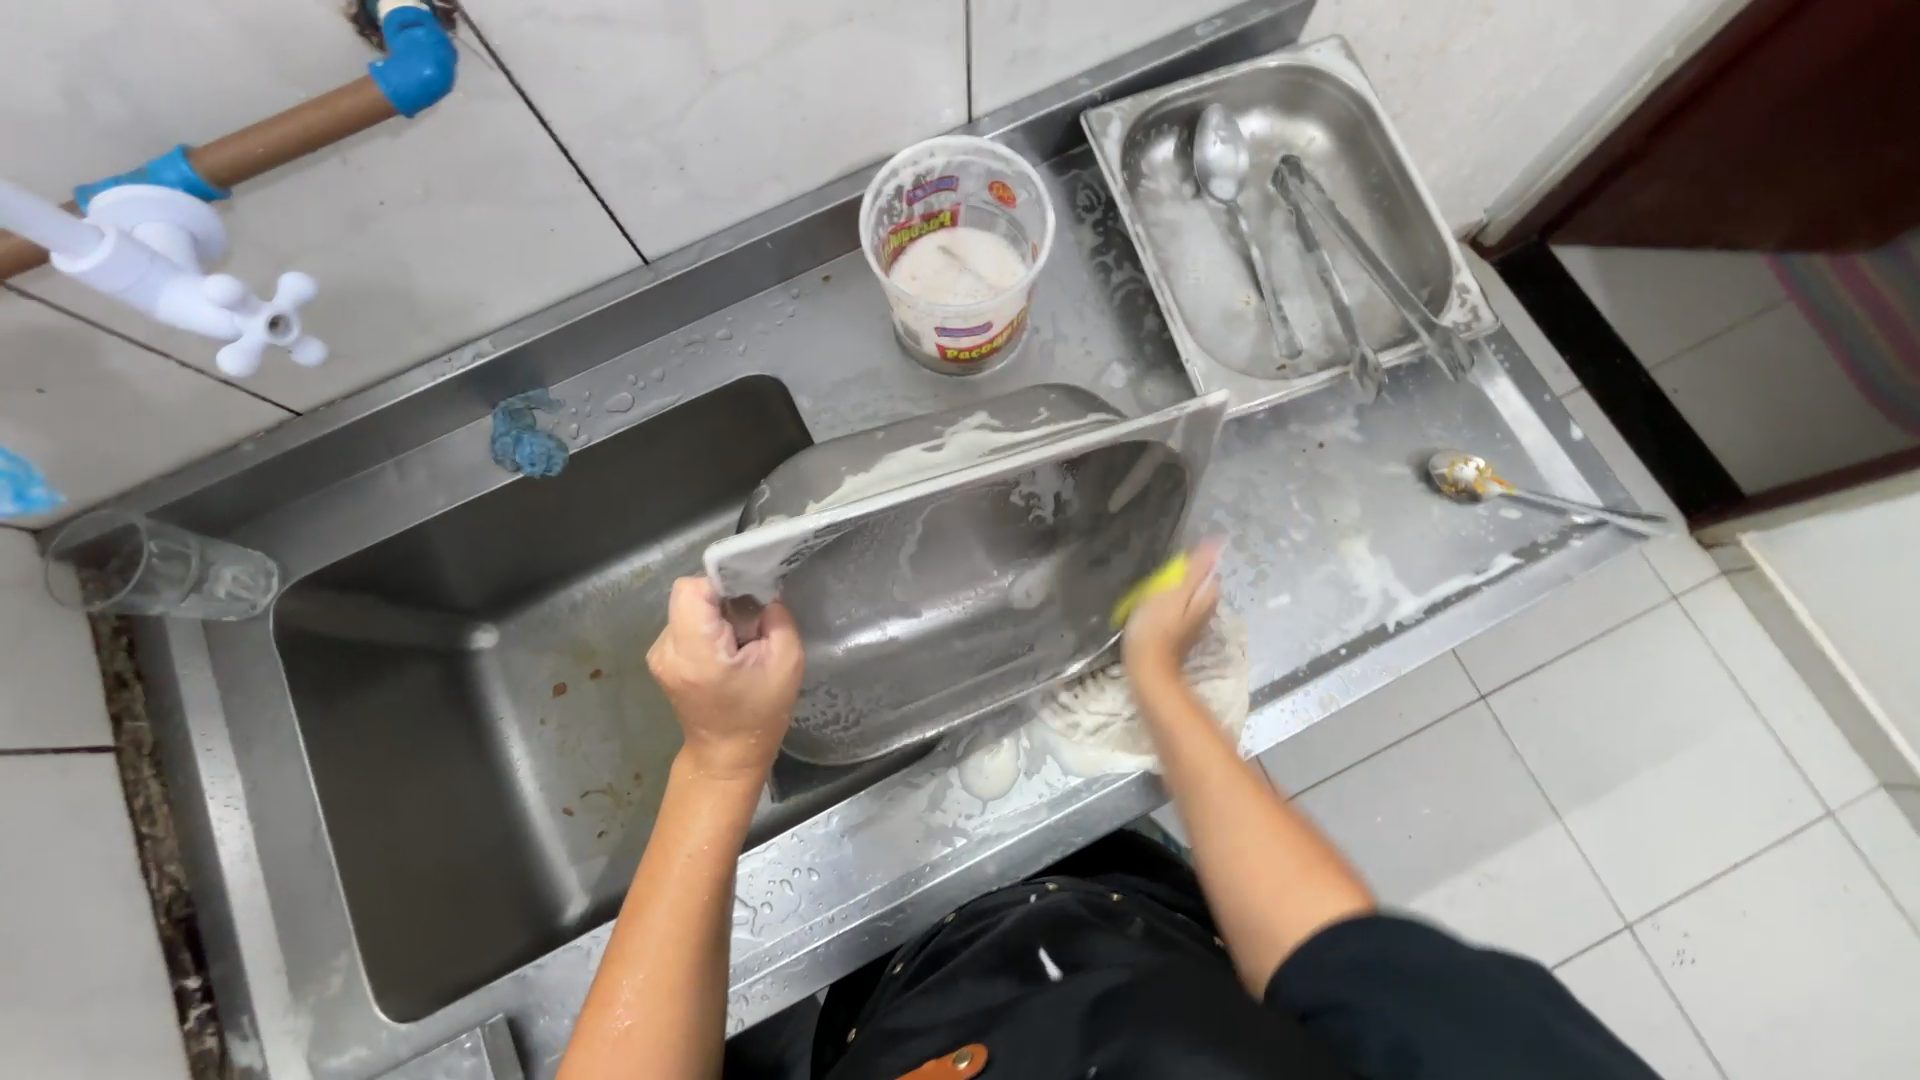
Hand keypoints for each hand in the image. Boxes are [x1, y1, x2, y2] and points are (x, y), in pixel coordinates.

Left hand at [647, 577, 803, 781]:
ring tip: (738, 643)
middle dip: (722, 601)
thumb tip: (763, 595)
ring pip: (687, 608)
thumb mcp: (787, 661)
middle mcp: (667, 649)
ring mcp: (659, 655)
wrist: (727, 754)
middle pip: (689, 596)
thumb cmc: (760, 712)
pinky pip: (684, 623)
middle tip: (749, 626)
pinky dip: (706, 628)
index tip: (747, 601)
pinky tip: (724, 652)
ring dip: (715, 615)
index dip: (722, 585)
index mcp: (695, 651)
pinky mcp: (662, 658)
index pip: (692, 588)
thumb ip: (778, 618)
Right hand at [1121, 541, 1222, 683]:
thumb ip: (1196, 569)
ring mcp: (1194, 625)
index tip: (1170, 566)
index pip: (1207, 570)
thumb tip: (1218, 543)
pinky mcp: (1180, 636)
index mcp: (1207, 597)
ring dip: (1173, 592)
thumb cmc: (1155, 628)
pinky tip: (1151, 611)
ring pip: (1187, 599)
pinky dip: (1166, 608)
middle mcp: (1207, 611)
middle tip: (1157, 580)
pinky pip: (1177, 612)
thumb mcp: (1174, 592)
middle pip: (1197, 585)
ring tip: (1150, 593)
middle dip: (1182, 578)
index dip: (1190, 564)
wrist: (1147, 668)